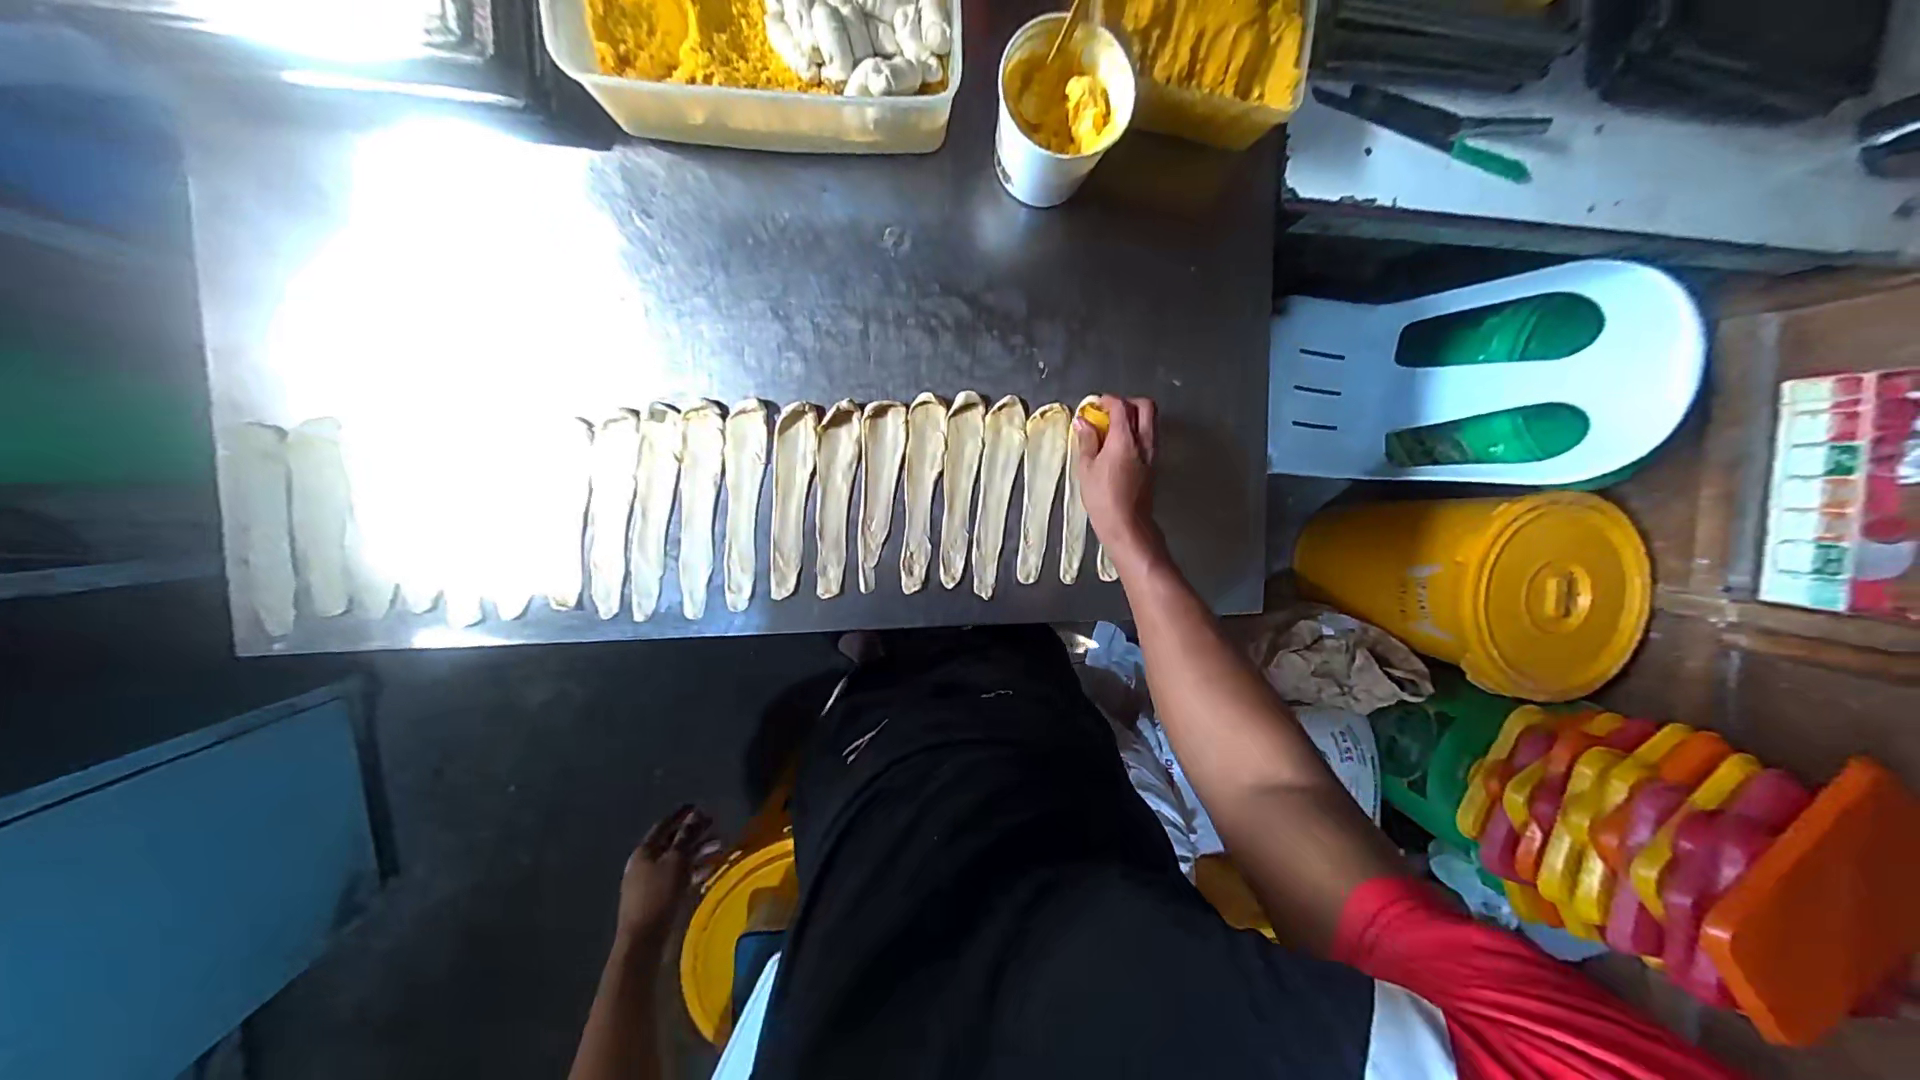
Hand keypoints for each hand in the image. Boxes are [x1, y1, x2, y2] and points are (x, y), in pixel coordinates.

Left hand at [617, 804, 720, 942]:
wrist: (644, 941)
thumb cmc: (658, 895)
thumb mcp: (676, 861)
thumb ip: (686, 836)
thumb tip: (695, 813)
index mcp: (645, 851)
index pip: (664, 825)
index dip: (681, 814)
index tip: (698, 805)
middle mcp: (647, 863)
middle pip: (674, 841)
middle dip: (695, 832)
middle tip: (715, 824)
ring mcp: (653, 881)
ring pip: (679, 859)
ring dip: (699, 851)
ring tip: (721, 846)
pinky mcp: (661, 897)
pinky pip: (681, 876)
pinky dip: (695, 870)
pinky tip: (711, 868)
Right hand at [1073, 395, 1164, 571]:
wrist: (1127, 524)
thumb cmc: (1102, 497)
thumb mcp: (1086, 468)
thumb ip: (1086, 441)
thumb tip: (1083, 422)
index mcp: (1124, 439)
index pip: (1121, 406)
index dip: (1108, 400)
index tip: (1097, 404)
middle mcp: (1143, 441)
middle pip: (1145, 406)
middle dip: (1128, 402)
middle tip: (1111, 411)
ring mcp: (1152, 452)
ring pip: (1151, 420)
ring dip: (1135, 417)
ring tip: (1115, 428)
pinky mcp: (1154, 464)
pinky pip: (1150, 436)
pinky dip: (1138, 432)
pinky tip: (1122, 445)